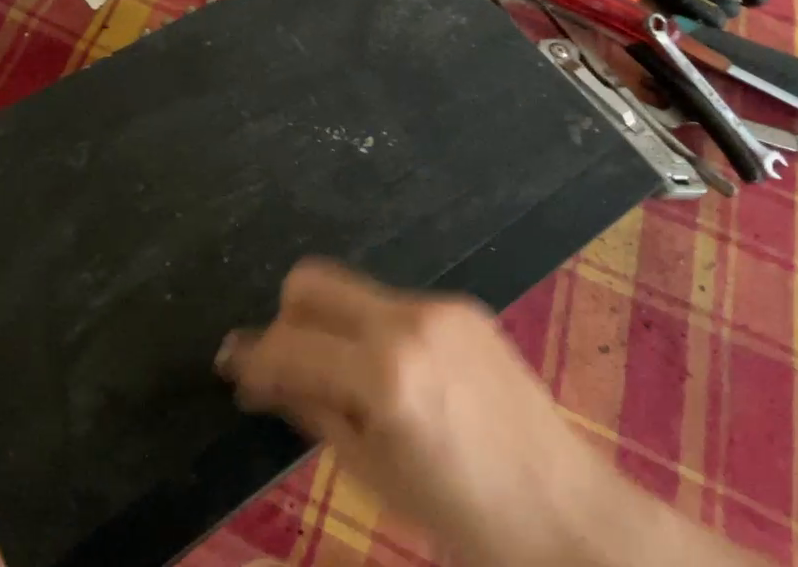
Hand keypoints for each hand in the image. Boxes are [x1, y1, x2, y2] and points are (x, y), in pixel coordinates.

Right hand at [216, 260, 758, 566]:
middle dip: (284, 322)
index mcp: (383, 376)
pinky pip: (389, 305)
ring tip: (348, 383)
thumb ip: (307, 407)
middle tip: (287, 370)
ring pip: (348, 291)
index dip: (249, 359)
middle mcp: (406, 323)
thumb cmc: (461, 513)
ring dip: (329, 326)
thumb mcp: (368, 470)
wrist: (566, 511)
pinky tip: (394, 377)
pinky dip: (370, 332)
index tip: (232, 371)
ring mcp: (438, 307)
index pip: (287, 346)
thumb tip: (257, 376)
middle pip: (309, 283)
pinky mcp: (461, 307)